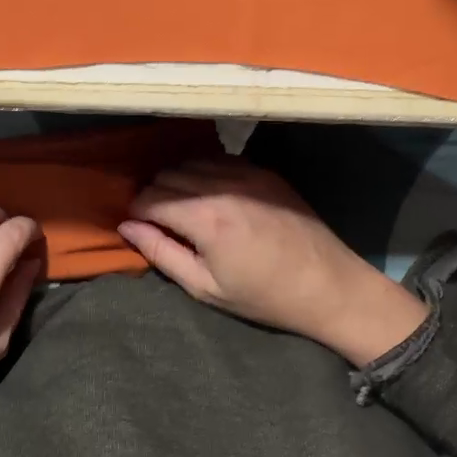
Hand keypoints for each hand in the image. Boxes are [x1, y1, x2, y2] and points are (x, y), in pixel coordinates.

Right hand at [118, 158, 425, 365]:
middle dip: (154, 195)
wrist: (329, 286)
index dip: (136, 212)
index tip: (139, 227)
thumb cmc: (264, 297)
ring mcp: (245, 173)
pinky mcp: (263, 171)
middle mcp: (221, 186)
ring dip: (177, 181)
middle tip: (158, 221)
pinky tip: (209, 194)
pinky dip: (204, 172)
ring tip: (182, 207)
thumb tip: (127, 226)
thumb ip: (161, 253)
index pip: (149, 197)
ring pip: (189, 163)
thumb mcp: (206, 287)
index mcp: (205, 219)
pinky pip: (217, 159)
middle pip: (166, 175)